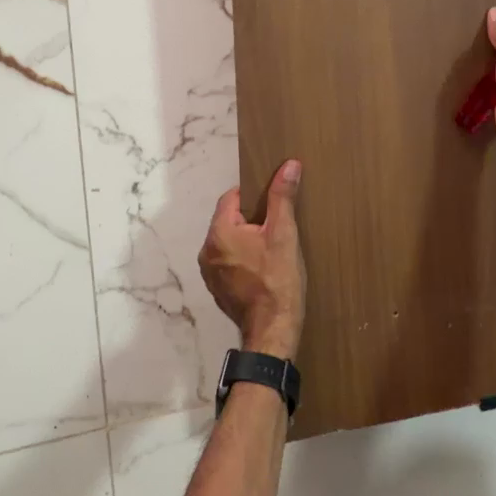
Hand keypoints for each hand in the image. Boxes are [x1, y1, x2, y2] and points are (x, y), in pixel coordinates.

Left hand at [199, 159, 305, 358]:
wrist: (273, 330)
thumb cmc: (278, 279)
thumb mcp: (284, 234)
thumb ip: (282, 197)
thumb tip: (289, 165)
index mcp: (219, 233)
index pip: (231, 197)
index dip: (254, 194)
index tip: (274, 202)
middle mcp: (206, 251)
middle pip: (229, 219)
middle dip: (252, 218)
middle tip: (278, 225)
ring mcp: (209, 273)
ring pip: (229, 241)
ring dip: (247, 239)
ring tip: (272, 246)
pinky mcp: (217, 289)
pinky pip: (229, 261)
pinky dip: (243, 258)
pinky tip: (264, 267)